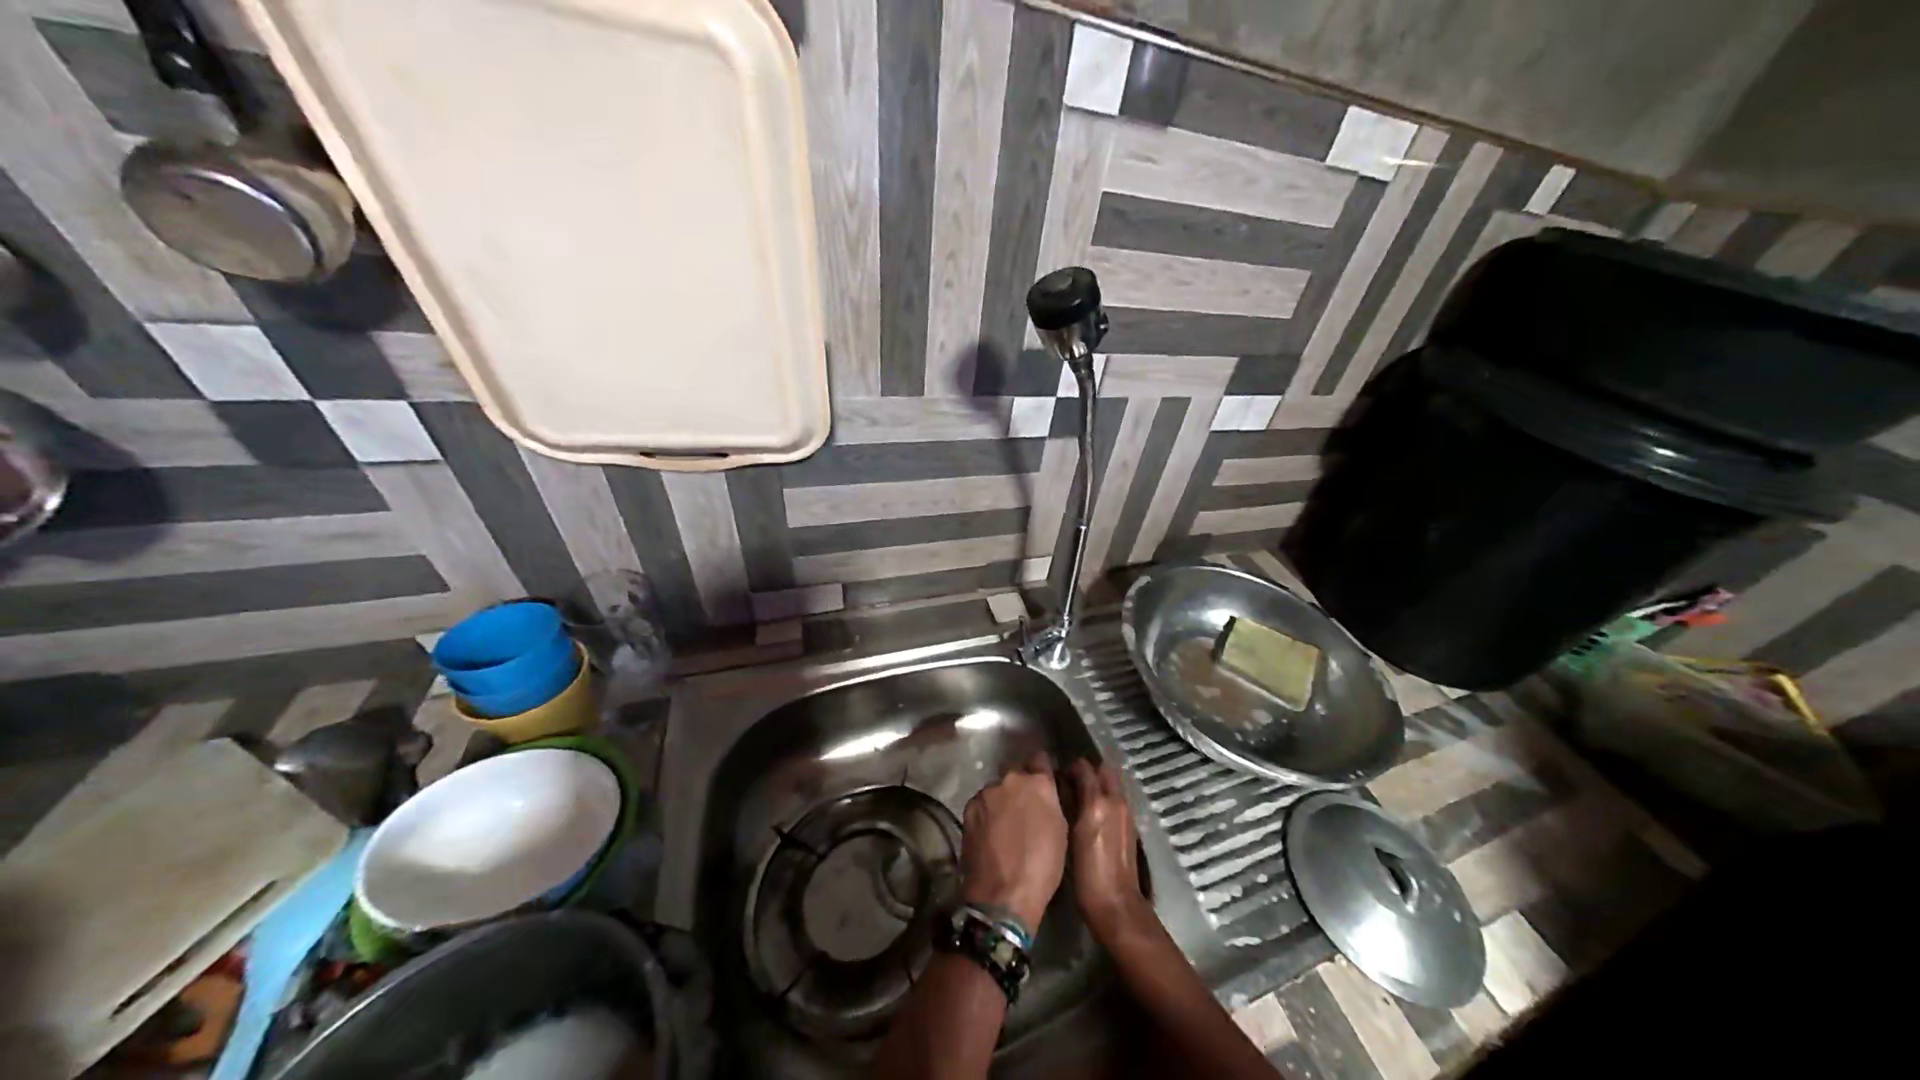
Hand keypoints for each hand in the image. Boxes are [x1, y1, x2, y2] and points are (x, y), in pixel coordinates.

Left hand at [961, 752, 1066, 930]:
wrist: (1002, 894)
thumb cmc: (1042, 866)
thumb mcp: (1060, 829)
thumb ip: (1051, 800)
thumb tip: (1046, 791)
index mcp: (1037, 782)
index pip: (1040, 758)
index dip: (1042, 771)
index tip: (1044, 783)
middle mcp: (1009, 779)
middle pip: (1016, 773)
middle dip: (1021, 786)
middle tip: (1025, 809)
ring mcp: (985, 794)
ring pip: (997, 790)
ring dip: (1002, 800)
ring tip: (1006, 825)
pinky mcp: (968, 809)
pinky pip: (982, 804)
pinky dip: (987, 813)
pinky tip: (991, 834)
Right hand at [1068, 759, 1149, 938]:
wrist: (1116, 904)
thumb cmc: (1086, 874)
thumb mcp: (1069, 837)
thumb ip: (1067, 806)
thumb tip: (1058, 786)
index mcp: (1098, 802)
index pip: (1084, 768)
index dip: (1068, 768)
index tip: (1054, 775)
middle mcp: (1116, 802)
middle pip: (1103, 771)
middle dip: (1086, 772)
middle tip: (1067, 784)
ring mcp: (1126, 814)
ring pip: (1110, 785)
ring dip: (1096, 785)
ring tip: (1075, 799)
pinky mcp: (1129, 828)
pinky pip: (1115, 800)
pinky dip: (1103, 799)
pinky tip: (1088, 816)